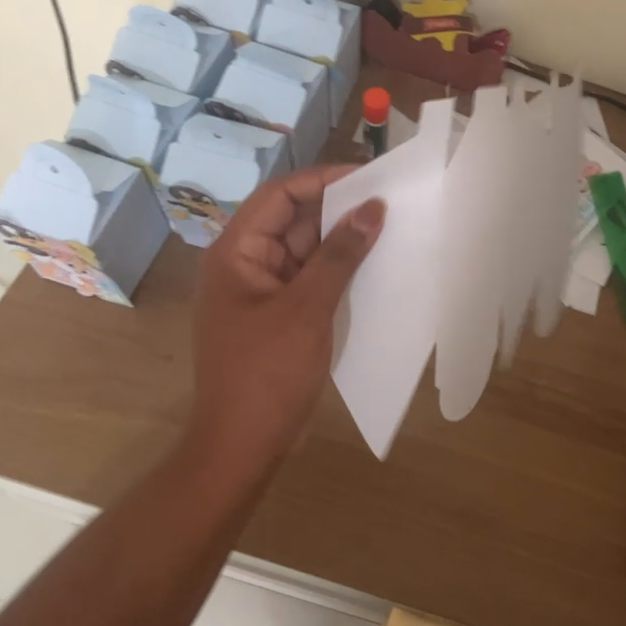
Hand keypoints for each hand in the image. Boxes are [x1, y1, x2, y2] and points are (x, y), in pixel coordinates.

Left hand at [184, 165, 384, 465]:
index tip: (368, 177)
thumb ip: (340, 255)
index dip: (323, 180)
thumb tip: (373, 208)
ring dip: (342, 239)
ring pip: (306, 248)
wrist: (242, 447)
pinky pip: (311, 277)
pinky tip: (374, 265)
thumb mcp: (307, 309)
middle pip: (293, 219)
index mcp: (235, 252)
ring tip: (389, 226)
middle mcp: (245, 263)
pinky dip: (339, 269)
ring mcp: (262, 290)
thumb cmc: (266, 373)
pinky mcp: (280, 314)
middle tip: (389, 200)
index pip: (279, 196)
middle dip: (338, 209)